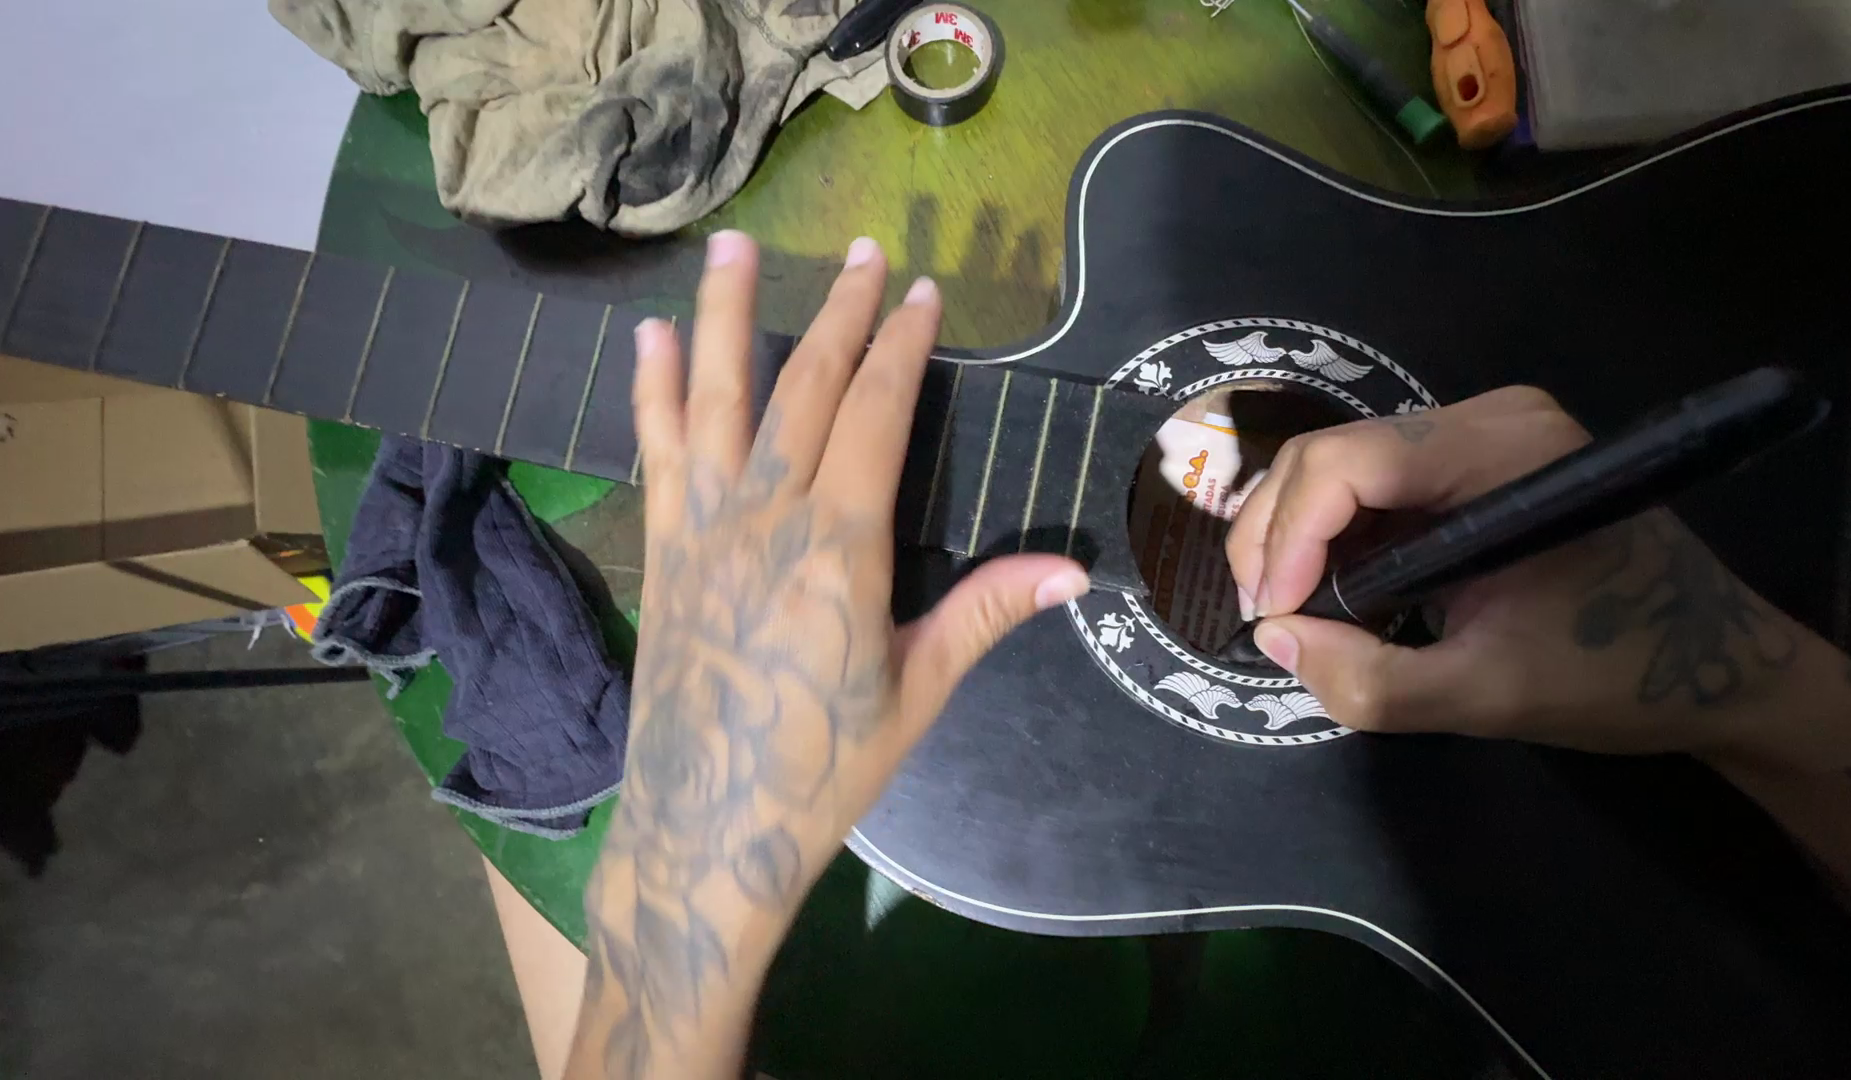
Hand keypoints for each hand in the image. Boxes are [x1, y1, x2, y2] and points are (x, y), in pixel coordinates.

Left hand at [568, 232, 1087, 1079]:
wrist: (707, 828)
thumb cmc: (825, 766)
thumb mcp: (918, 691)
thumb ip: (986, 613)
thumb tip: (1074, 570)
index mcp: (840, 546)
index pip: (877, 415)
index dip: (901, 346)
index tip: (920, 293)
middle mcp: (766, 515)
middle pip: (807, 388)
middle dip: (839, 313)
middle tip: (862, 252)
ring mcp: (703, 526)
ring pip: (715, 398)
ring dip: (726, 316)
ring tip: (732, 246)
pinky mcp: (663, 548)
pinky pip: (656, 451)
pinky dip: (651, 389)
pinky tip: (647, 337)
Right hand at [1224, 387, 1799, 755]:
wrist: (1715, 664)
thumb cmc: (1616, 676)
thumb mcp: (1487, 699)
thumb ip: (1371, 684)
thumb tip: (1273, 637)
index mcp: (1505, 454)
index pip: (1348, 464)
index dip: (1289, 536)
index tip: (1274, 613)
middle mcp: (1481, 419)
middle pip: (1323, 456)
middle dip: (1273, 535)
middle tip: (1267, 612)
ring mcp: (1467, 433)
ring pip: (1326, 466)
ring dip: (1286, 535)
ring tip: (1285, 603)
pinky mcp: (1454, 459)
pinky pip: (1354, 483)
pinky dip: (1318, 534)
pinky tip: (1321, 584)